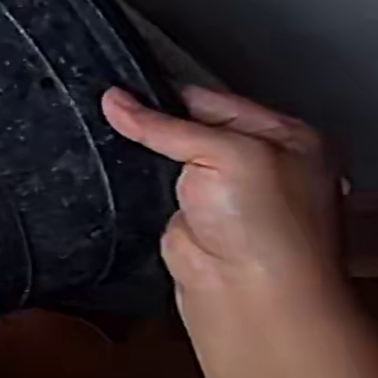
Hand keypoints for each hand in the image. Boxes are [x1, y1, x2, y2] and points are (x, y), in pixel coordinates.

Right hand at [102, 85, 342, 296]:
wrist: (248, 288)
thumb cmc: (262, 222)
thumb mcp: (224, 155)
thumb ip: (164, 125)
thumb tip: (111, 99)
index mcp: (284, 136)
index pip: (207, 98)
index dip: (160, 93)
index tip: (112, 89)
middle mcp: (255, 158)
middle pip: (183, 124)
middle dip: (144, 119)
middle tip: (97, 109)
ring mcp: (219, 186)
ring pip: (163, 151)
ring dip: (134, 146)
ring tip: (93, 132)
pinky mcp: (185, 209)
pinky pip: (151, 177)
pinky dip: (129, 170)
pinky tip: (104, 162)